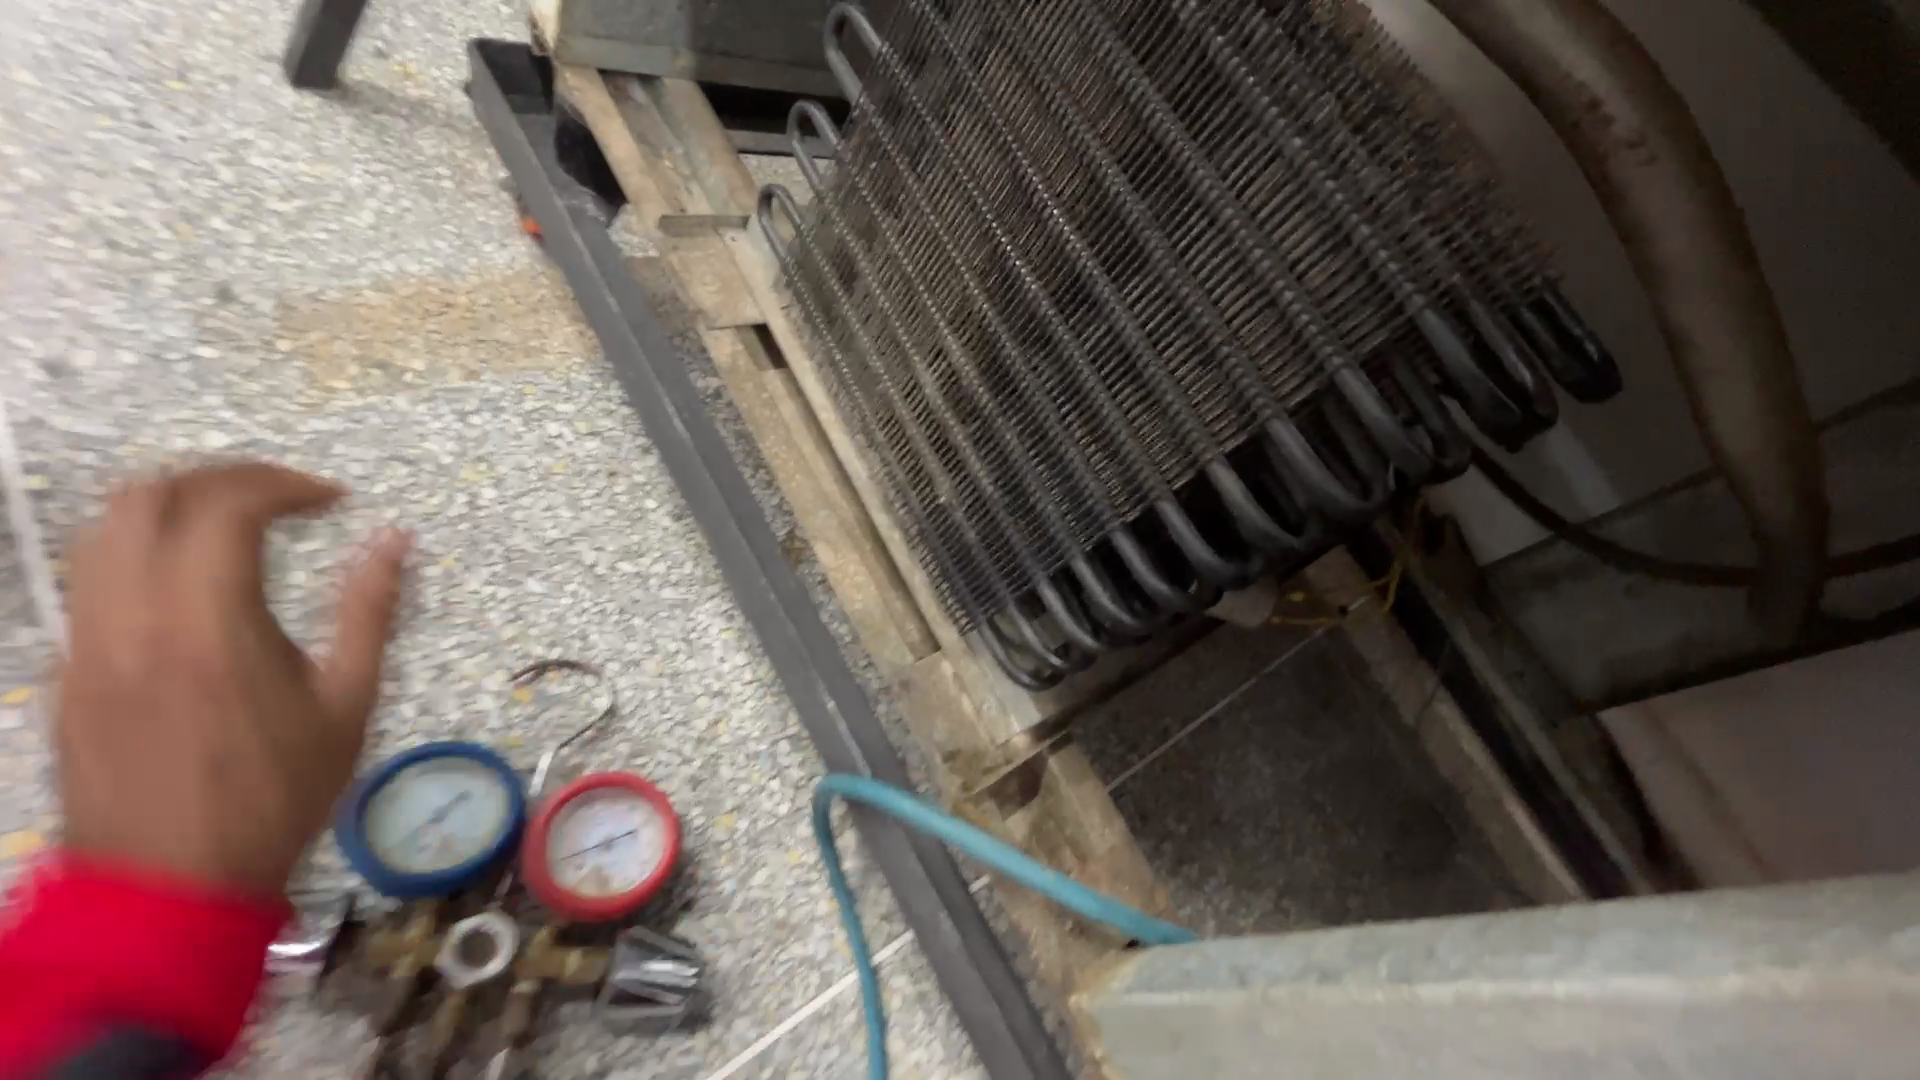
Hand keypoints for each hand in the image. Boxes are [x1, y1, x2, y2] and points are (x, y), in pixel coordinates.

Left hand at [55, 463, 412, 895]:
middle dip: (220, 477)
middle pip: (145, 499)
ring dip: (173, 506)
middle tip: (281, 495)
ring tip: (238, 524)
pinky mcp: (69, 669)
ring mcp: (86, 643)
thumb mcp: (349, 701)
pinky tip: (195, 580)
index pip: (225, 509)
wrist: (170, 877)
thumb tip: (393, 541)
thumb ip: (369, 610)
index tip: (333, 499)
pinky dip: (144, 549)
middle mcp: (131, 619)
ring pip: (102, 532)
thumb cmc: (279, 789)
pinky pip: (91, 579)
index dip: (283, 485)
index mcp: (210, 625)